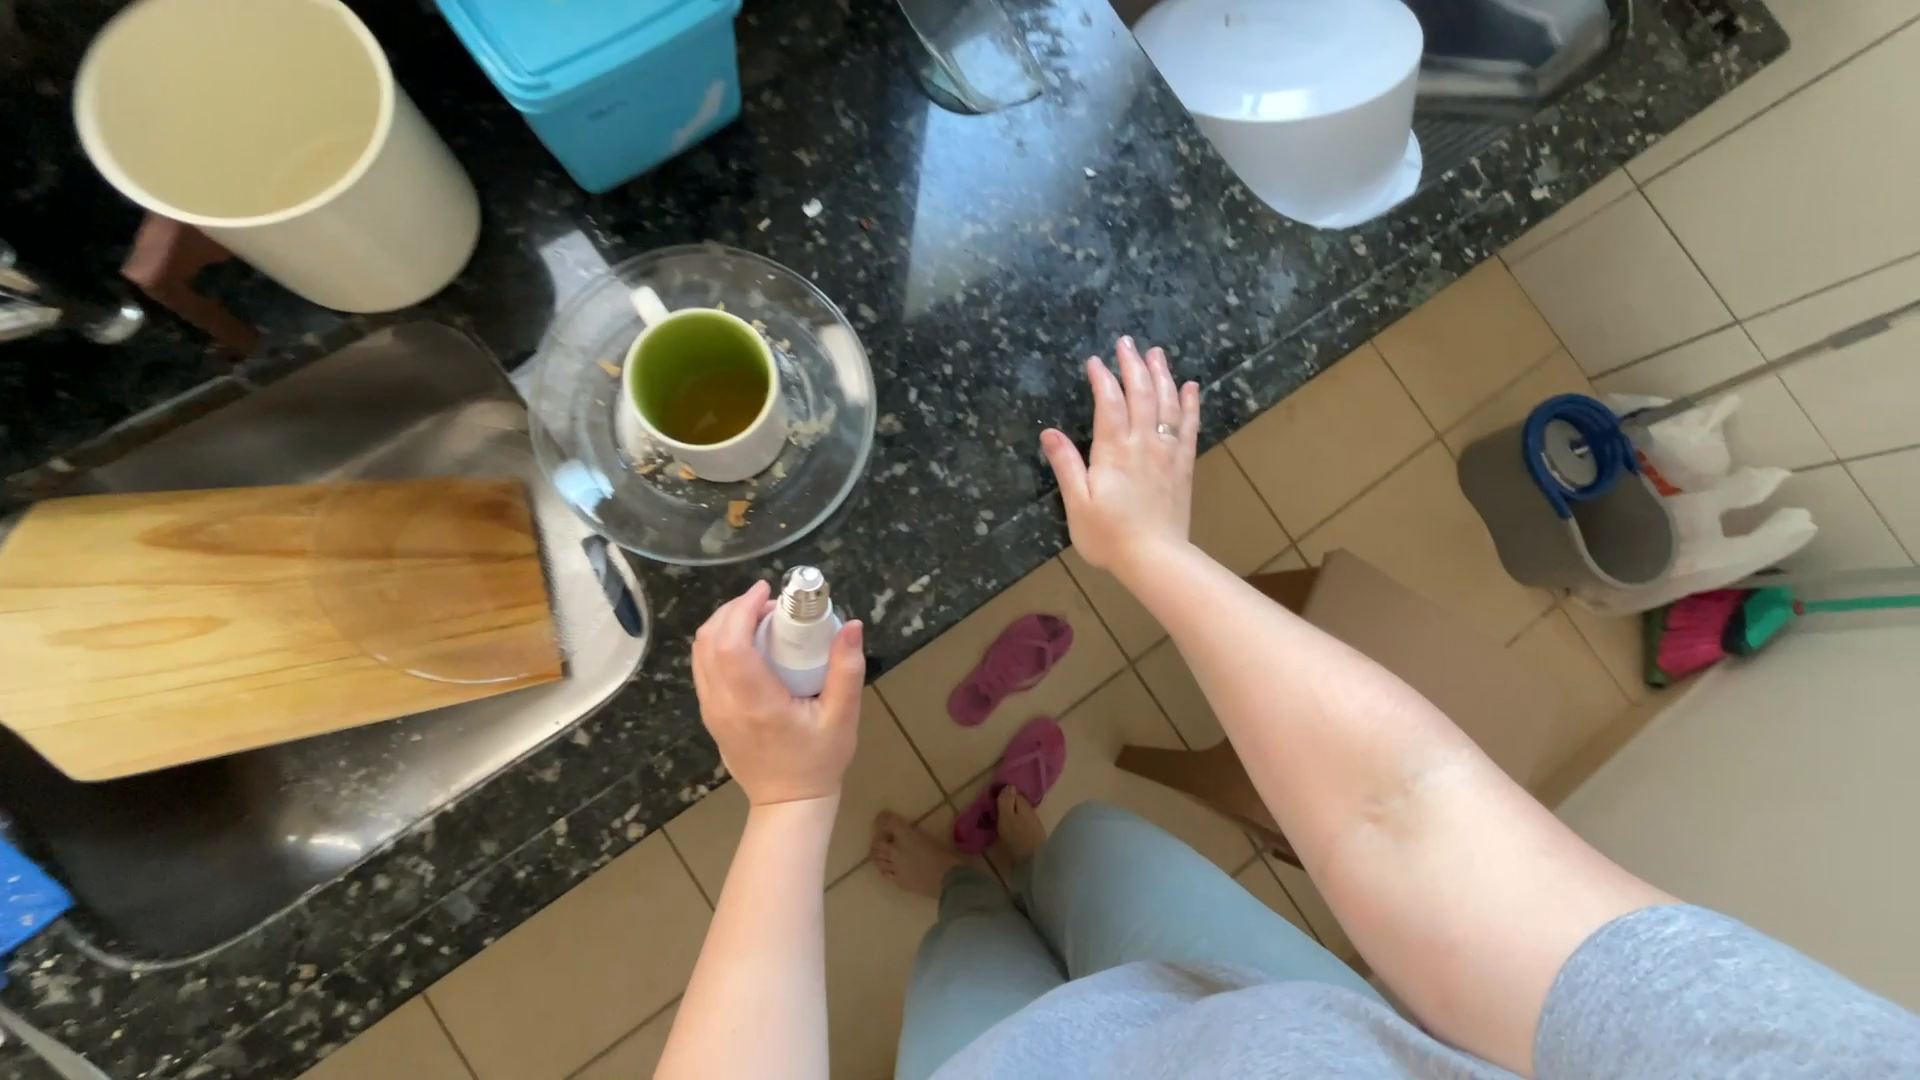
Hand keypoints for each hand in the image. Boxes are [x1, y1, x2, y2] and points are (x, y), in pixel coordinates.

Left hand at [692, 580, 865, 806]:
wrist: (788, 804)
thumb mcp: (842, 717)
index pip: (731, 644)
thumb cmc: (818, 760)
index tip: (768, 592)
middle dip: (735, 609)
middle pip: (710, 640)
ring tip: (759, 616)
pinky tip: (749, 642)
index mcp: (754, 702)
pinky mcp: (711, 714)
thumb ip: (846, 670)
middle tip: (769, 602)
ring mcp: (712, 710)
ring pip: (701, 652)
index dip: (743, 609)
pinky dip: (720, 643)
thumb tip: (851, 626)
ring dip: (725, 624)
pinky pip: (704, 667)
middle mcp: (724, 703)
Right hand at [1041, 336, 1199, 580]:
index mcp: (1114, 451)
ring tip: (1157, 354)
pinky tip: (1190, 387)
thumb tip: (1049, 433)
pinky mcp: (1183, 466)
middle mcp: (1143, 443)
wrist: (1155, 559)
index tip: (1095, 361)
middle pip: (1141, 394)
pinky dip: (1190, 404)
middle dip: (1133, 365)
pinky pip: (1189, 427)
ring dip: (1162, 375)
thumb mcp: (1077, 503)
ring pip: (1167, 404)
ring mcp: (1167, 453)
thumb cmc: (1109, 536)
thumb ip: (1066, 465)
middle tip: (1127, 342)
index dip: (1102, 378)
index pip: (1108, 402)